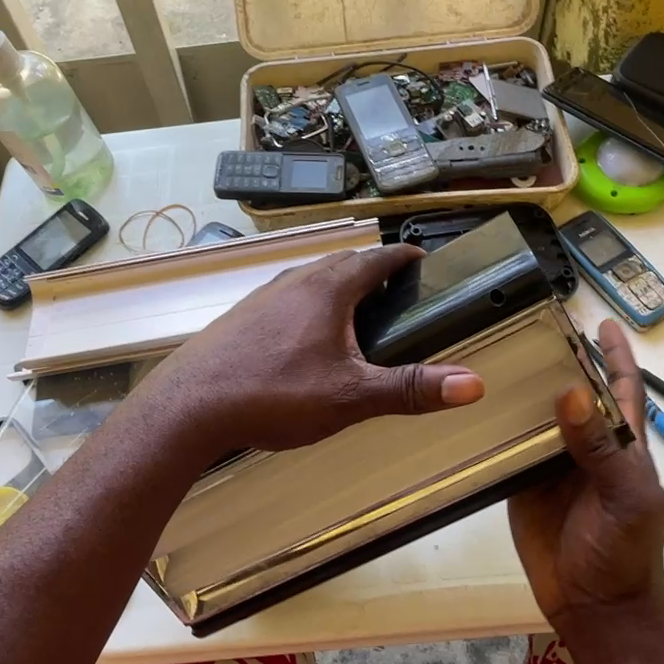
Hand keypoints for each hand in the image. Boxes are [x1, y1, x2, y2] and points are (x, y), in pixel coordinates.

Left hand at [129, 244, 485, 460]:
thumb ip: (411, 389)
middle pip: (346, 264)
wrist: (189, 405)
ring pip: (313, 280)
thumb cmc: (273, 393)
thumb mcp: (351, 396)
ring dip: (340, 289)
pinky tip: (306, 341)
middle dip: (375, 274)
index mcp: (329, 288)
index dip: (406, 258)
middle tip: (399, 297)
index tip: (425, 262)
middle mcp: (296, 280)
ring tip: (358, 320)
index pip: (379, 258)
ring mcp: (265, 295)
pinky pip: (288, 298)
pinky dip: (311, 306)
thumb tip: (474, 384)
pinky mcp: (243, 316)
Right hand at [508, 319, 663, 625]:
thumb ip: (603, 450)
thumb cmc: (625, 553)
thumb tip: (570, 394)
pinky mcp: (521, 483)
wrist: (595, 608)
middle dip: (557, 359)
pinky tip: (471, 405)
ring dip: (520, 388)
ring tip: (492, 353)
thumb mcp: (626, 499)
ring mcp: (550, 463)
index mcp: (622, 443)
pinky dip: (492, 426)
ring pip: (535, 415)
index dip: (615, 354)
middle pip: (571, 392)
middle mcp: (585, 445)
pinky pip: (506, 447)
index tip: (601, 321)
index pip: (620, 388)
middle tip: (526, 324)